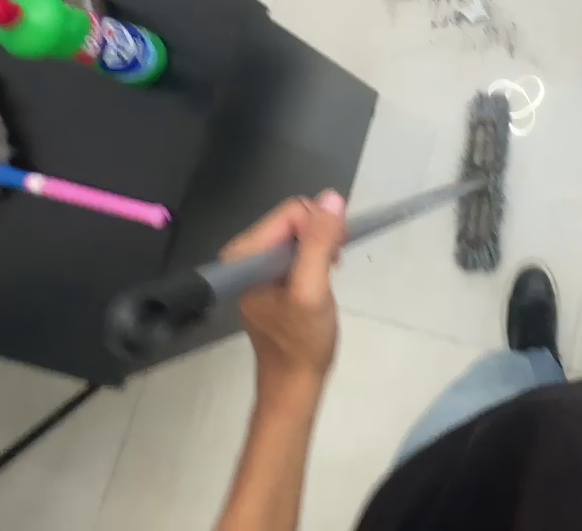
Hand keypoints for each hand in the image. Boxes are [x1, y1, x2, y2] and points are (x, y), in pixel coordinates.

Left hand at [221, 190, 347, 394]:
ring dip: (322, 245)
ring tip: (329, 271)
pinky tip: (322, 275)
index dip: (320, 226)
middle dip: (321, 234)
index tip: (335, 253)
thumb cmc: (302, 342)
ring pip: (300, 230)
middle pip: (295, 217)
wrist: (294, 384)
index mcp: (245, 254)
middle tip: (334, 263)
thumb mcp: (312, 290)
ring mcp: (257, 264)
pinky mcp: (270, 273)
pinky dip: (317, 254)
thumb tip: (332, 198)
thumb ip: (319, 243)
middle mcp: (245, 254)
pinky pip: (299, 245)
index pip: (292, 211)